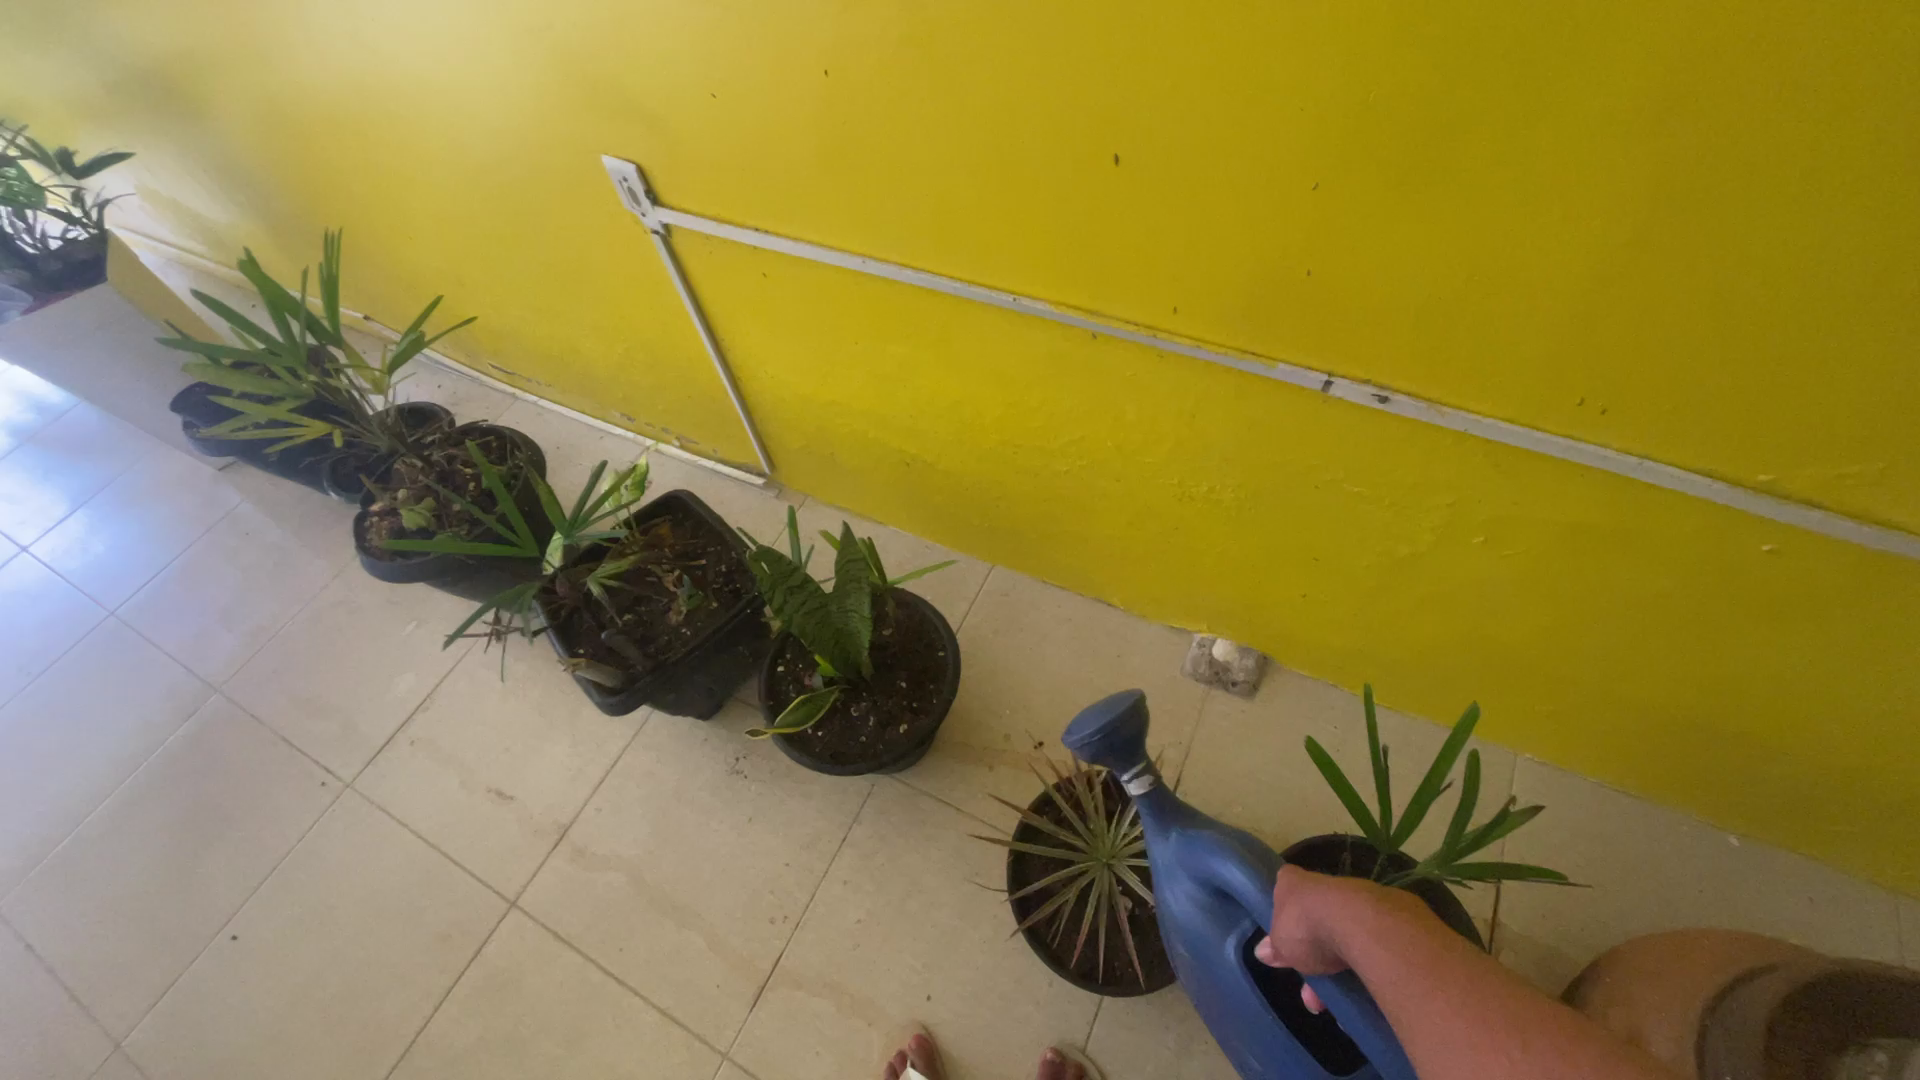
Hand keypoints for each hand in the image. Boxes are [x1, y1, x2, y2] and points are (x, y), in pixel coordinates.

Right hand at [1253, 865, 1391, 1012]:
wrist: (1362, 925)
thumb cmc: (1308, 927)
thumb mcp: (1282, 944)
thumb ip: (1276, 948)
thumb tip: (1262, 952)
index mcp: (1293, 881)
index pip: (1286, 884)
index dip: (1285, 906)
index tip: (1286, 929)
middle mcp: (1325, 884)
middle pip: (1317, 915)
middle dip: (1314, 954)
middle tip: (1313, 990)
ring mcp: (1358, 897)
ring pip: (1345, 933)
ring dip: (1341, 965)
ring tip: (1340, 1001)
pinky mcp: (1388, 915)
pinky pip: (1371, 942)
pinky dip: (1366, 964)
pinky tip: (1365, 990)